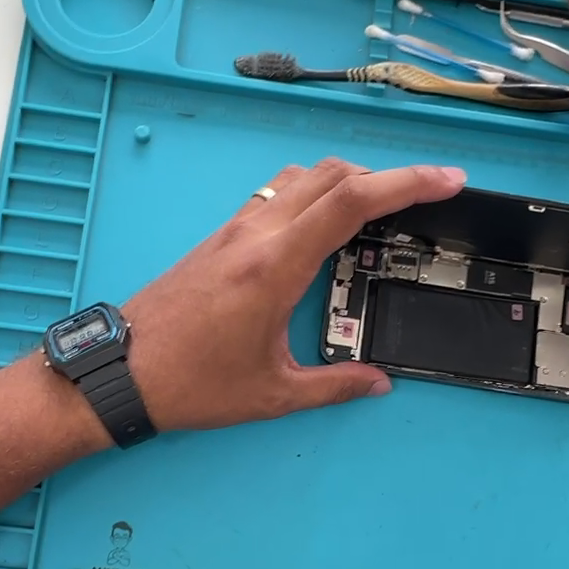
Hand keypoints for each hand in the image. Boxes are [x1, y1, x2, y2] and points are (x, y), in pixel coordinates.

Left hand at [120, 159, 466, 431]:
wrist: (122, 372)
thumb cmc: (192, 383)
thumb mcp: (273, 393)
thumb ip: (335, 386)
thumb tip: (378, 383)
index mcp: (275, 266)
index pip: (352, 202)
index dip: (408, 183)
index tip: (447, 181)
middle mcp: (256, 235)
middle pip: (332, 175)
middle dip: (389, 175)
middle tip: (427, 192)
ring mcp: (235, 230)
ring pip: (301, 177)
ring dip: (347, 179)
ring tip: (381, 204)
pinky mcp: (220, 237)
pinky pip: (277, 194)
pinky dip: (313, 192)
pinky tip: (324, 222)